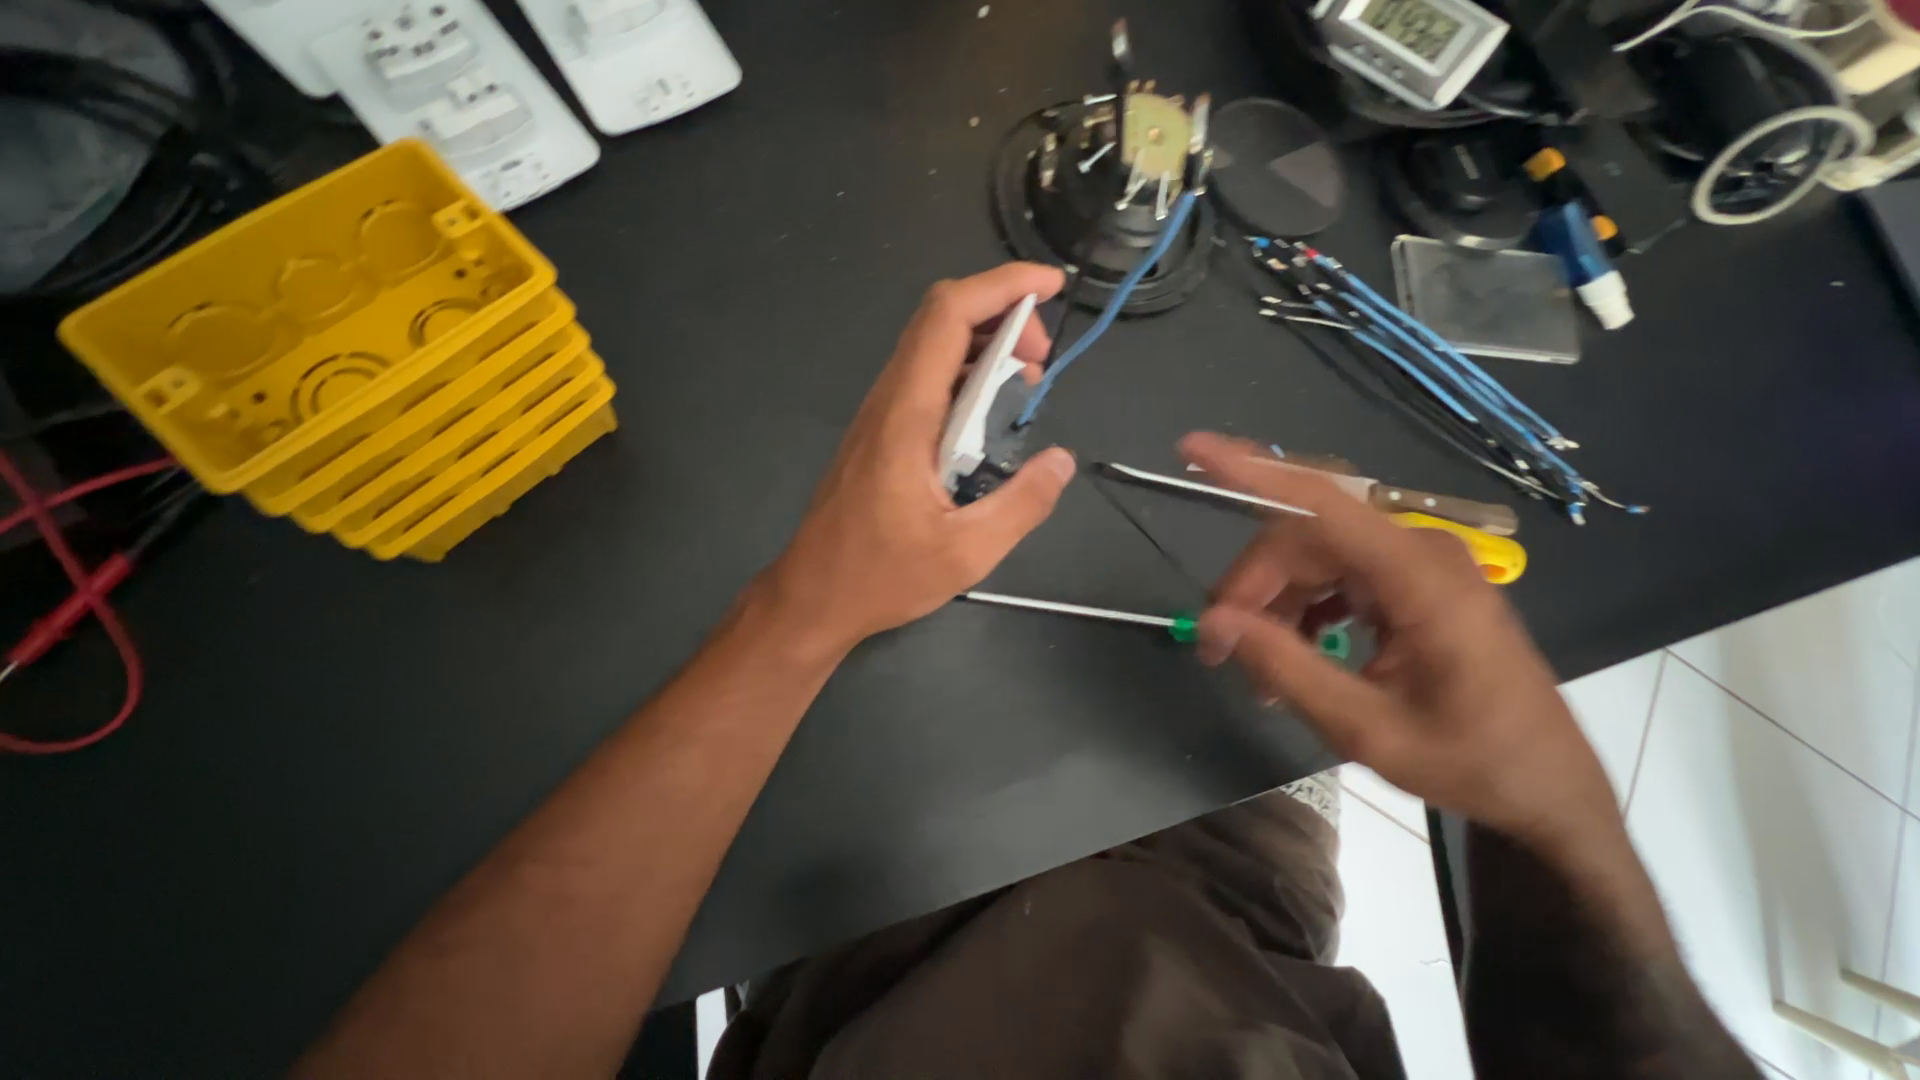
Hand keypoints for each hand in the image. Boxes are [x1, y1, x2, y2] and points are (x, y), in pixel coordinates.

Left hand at [756, 263, 1077, 656]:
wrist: (812, 595)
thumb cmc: (882, 575)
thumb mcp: (967, 552)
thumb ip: (1022, 504)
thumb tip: (1061, 461)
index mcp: (907, 414)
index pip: (949, 316)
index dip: (1002, 286)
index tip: (1051, 287)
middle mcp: (889, 400)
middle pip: (939, 317)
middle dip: (1001, 312)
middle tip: (1040, 359)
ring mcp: (880, 414)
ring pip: (930, 345)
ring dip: (983, 342)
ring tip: (1025, 379)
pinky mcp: (879, 433)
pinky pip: (924, 377)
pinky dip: (965, 371)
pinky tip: (987, 412)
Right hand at [1179, 433, 1617, 848]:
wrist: (1548, 787)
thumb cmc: (1471, 762)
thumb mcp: (1369, 729)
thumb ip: (1288, 668)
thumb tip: (1215, 622)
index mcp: (1421, 579)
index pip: (1323, 503)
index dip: (1252, 472)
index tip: (1191, 449)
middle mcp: (1420, 553)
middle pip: (1307, 538)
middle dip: (1252, 584)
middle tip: (1216, 648)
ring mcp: (1420, 565)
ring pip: (1316, 556)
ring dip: (1275, 603)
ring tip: (1256, 669)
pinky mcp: (1416, 584)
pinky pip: (1339, 576)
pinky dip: (1303, 608)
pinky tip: (1292, 653)